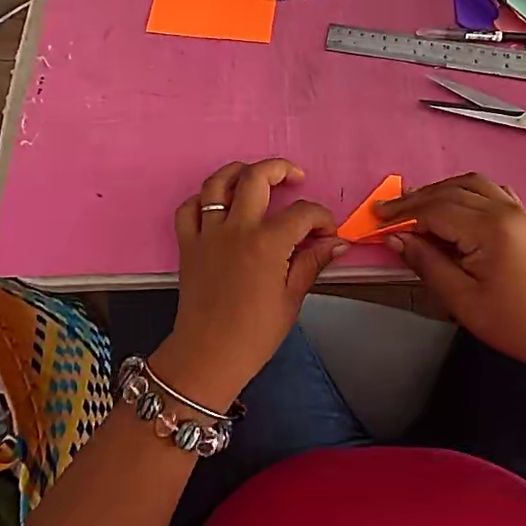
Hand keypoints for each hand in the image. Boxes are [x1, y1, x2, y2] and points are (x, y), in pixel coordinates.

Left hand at [156, 160, 344, 409]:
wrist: (208, 356)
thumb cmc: (255, 333)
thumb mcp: (292, 298)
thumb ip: (313, 262)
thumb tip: (337, 243)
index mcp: (267, 243)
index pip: (302, 213)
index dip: (321, 219)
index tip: (327, 234)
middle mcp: (236, 229)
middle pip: (257, 177)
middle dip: (282, 169)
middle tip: (296, 178)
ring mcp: (208, 233)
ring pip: (218, 183)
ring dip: (240, 171)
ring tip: (256, 176)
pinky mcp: (188, 244)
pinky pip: (189, 208)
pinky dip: (203, 199)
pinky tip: (219, 205)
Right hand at [376, 174, 525, 407]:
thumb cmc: (516, 324)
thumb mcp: (462, 299)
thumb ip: (426, 263)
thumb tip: (397, 238)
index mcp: (491, 229)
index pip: (436, 209)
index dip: (403, 215)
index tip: (377, 222)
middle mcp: (506, 209)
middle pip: (451, 190)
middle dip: (416, 200)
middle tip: (388, 212)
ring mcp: (520, 210)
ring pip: (471, 184)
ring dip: (440, 191)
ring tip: (414, 207)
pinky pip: (491, 191)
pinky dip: (465, 193)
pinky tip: (453, 208)